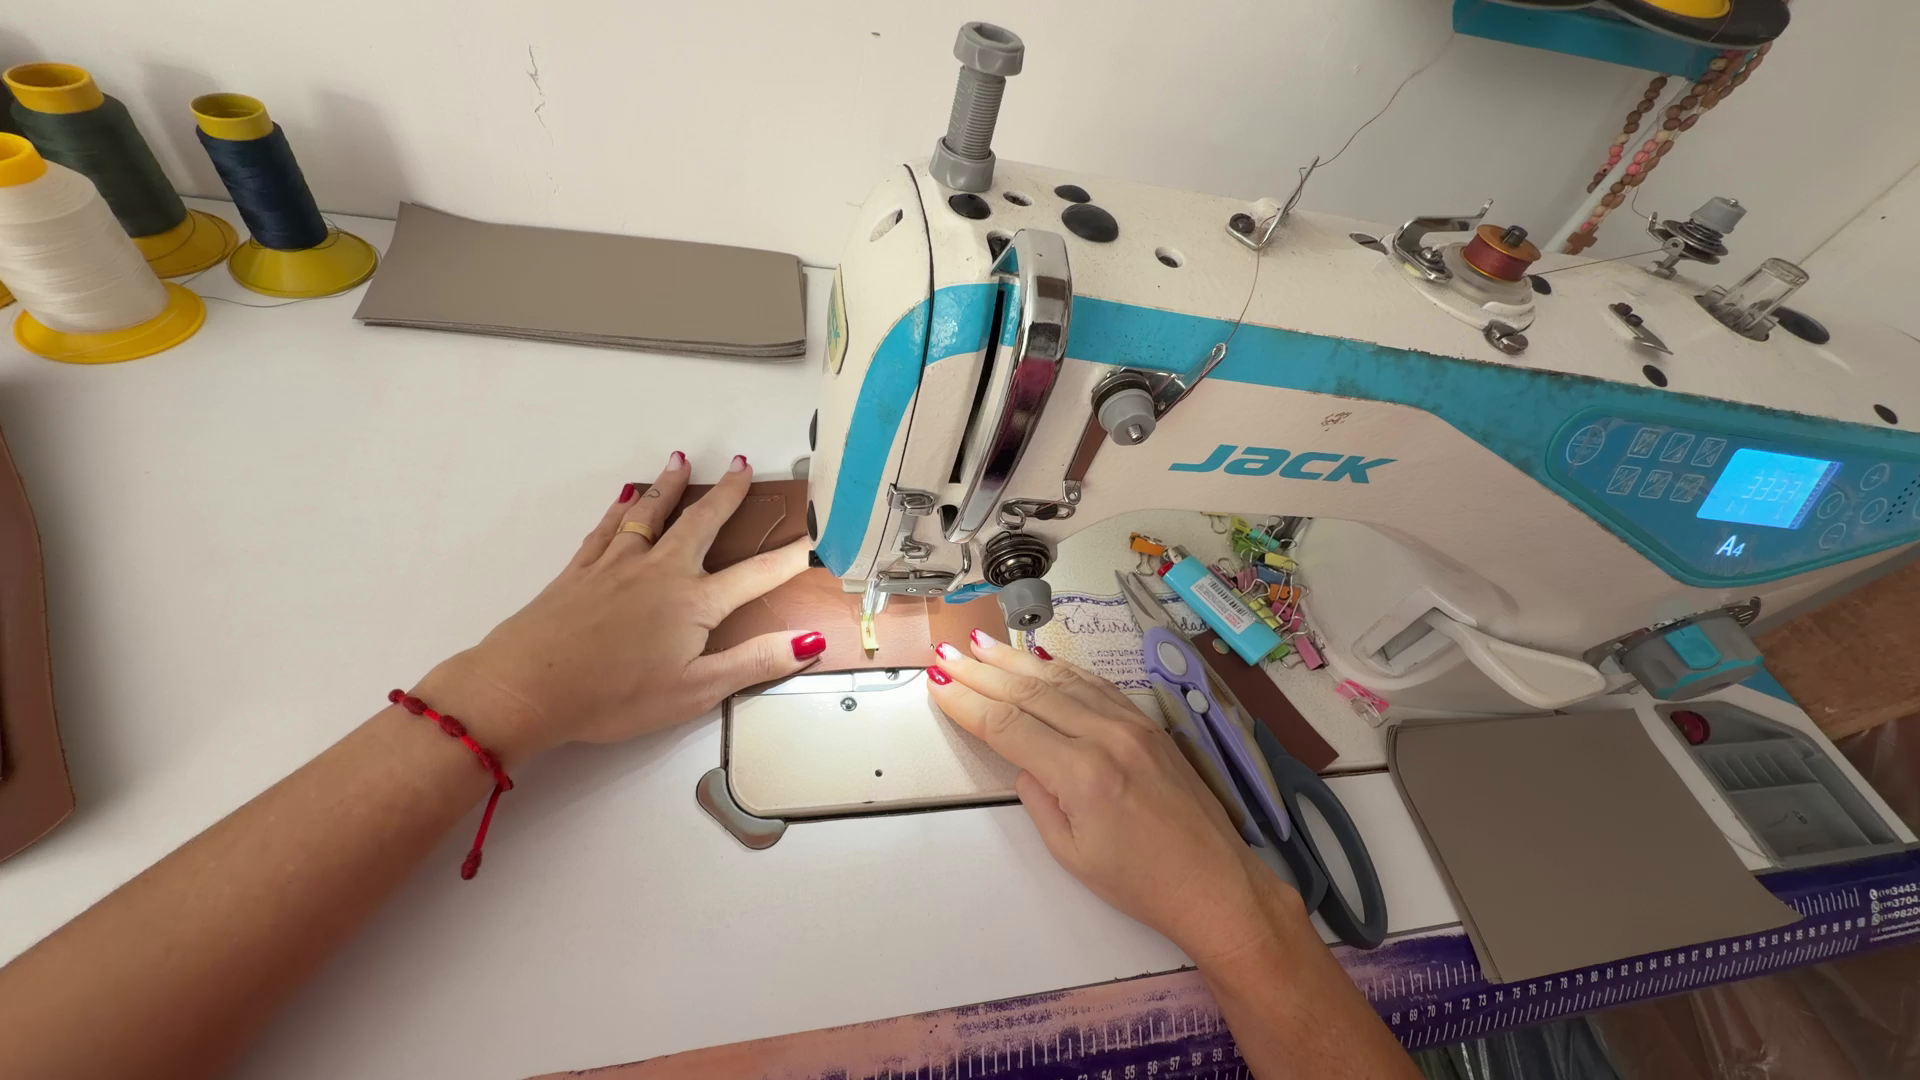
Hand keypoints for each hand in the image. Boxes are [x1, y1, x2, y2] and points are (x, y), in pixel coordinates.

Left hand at [415, 453, 823, 765]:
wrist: (525, 688)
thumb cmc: (615, 697)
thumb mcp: (697, 690)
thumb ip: (756, 662)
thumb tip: (810, 640)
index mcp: (695, 602)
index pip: (758, 574)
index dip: (792, 557)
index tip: (816, 538)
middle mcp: (662, 571)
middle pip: (702, 523)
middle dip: (727, 494)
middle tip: (742, 466)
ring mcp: (617, 566)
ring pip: (651, 515)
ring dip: (670, 486)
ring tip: (681, 460)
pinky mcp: (580, 571)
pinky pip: (606, 529)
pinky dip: (620, 509)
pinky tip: (626, 496)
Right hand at [925, 635, 1297, 963]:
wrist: (1215, 884)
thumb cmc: (1141, 882)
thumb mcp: (1071, 852)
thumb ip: (1037, 797)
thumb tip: (1021, 759)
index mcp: (1081, 774)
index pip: (1007, 725)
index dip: (967, 702)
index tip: (940, 682)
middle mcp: (1105, 737)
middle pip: (1029, 692)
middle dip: (982, 671)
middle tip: (949, 652)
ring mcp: (1130, 724)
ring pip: (1061, 679)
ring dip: (1016, 660)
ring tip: (983, 644)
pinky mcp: (1147, 723)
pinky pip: (1096, 684)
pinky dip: (1062, 668)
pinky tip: (1039, 658)